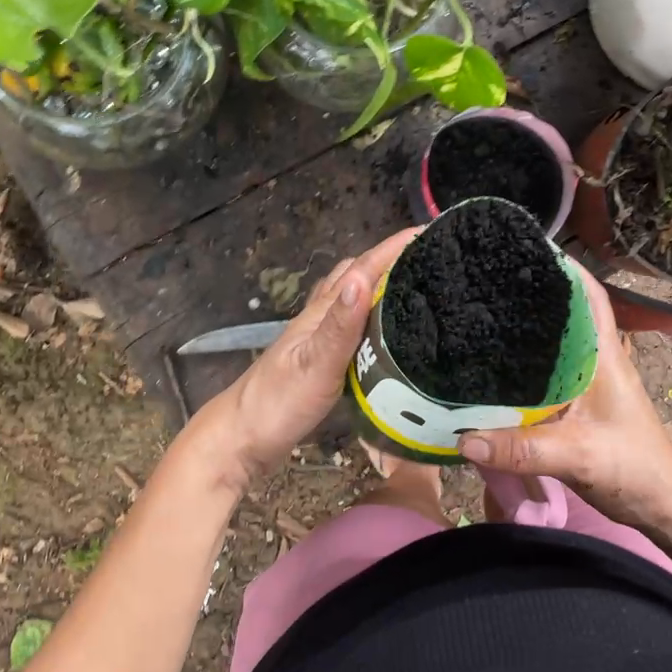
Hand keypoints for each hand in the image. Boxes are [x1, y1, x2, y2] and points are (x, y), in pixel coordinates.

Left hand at [192, 229, 419, 489]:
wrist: (241, 439)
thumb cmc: (278, 402)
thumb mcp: (315, 363)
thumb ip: (339, 324)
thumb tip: (362, 277)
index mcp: (321, 312)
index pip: (363, 268)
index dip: (395, 248)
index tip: (430, 231)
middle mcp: (321, 317)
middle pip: (358, 274)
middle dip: (392, 259)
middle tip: (429, 258)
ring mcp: (319, 338)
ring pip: (354, 298)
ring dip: (383, 285)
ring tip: (417, 287)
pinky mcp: (322, 360)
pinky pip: (354, 326)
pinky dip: (374, 317)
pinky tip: (388, 332)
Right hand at [457, 267, 671, 534]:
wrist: (666, 507)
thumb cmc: (634, 469)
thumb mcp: (579, 456)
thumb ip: (523, 449)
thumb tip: (462, 438)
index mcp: (604, 354)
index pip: (588, 294)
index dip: (563, 267)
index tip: (524, 250)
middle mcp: (597, 360)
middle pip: (565, 314)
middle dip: (533, 294)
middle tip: (485, 282)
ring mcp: (590, 383)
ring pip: (555, 344)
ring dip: (527, 330)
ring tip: (482, 316)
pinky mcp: (580, 406)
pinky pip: (548, 374)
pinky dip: (525, 366)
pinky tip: (496, 370)